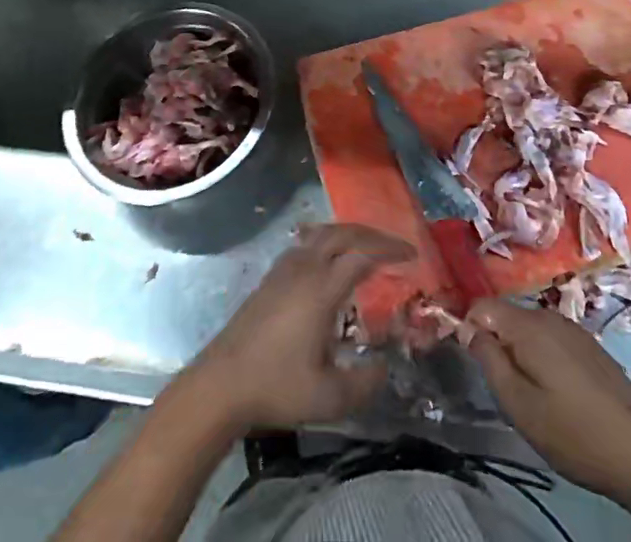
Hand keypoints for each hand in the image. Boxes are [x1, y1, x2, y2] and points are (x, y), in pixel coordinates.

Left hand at [179, 223, 413, 432]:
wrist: (218, 387)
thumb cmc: (275, 388)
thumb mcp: (329, 397)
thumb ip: (364, 383)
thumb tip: (382, 367)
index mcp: (321, 290)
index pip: (362, 255)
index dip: (390, 251)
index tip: (412, 256)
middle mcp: (302, 271)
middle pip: (341, 233)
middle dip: (372, 234)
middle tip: (395, 245)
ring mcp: (281, 273)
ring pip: (319, 235)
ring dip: (347, 234)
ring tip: (367, 247)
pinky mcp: (267, 281)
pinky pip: (303, 246)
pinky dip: (326, 243)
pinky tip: (329, 262)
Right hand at [465, 299, 630, 502]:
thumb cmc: (573, 432)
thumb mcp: (518, 403)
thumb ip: (488, 359)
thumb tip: (467, 328)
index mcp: (530, 326)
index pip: (483, 306)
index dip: (468, 328)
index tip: (471, 362)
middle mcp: (552, 317)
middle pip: (508, 316)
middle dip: (496, 343)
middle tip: (501, 388)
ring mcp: (575, 331)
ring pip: (530, 330)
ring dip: (520, 353)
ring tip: (528, 396)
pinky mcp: (591, 348)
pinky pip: (552, 341)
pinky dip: (542, 359)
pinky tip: (556, 395)